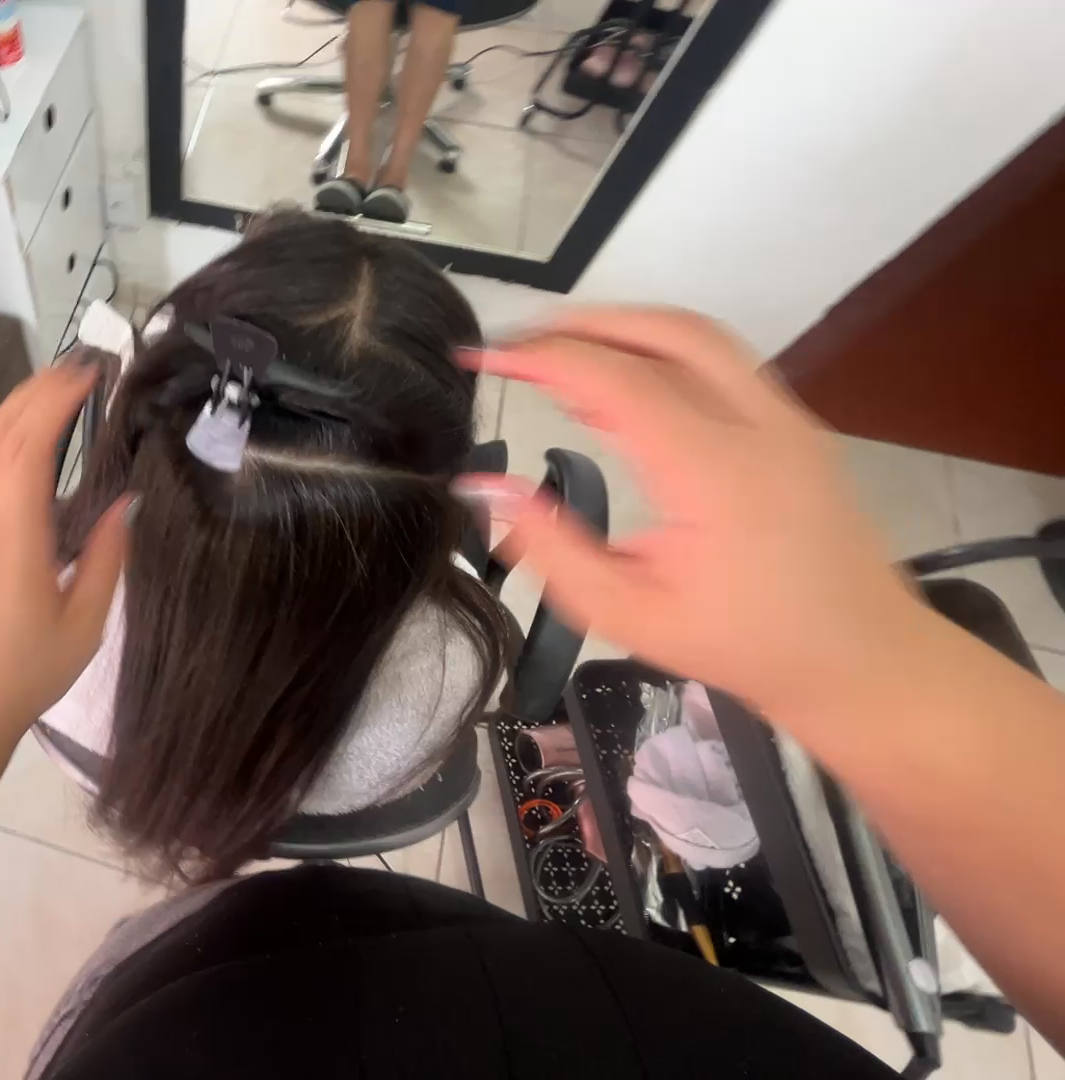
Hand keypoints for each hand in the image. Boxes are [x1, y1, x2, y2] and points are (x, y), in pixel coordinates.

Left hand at [0, 361, 132, 744]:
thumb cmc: (19, 677)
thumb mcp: (82, 626)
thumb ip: (108, 558)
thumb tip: (126, 503)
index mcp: (11, 535)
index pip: (29, 444)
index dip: (57, 398)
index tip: (88, 371)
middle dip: (35, 391)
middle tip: (74, 368)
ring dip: (10, 412)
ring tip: (48, 394)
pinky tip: (13, 448)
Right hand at [457, 307, 931, 715]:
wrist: (861, 657)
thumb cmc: (738, 640)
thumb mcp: (618, 608)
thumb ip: (545, 544)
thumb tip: (484, 487)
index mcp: (714, 472)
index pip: (616, 378)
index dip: (541, 357)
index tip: (482, 356)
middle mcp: (759, 428)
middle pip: (665, 331)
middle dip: (577, 324)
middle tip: (512, 342)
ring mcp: (784, 420)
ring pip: (696, 336)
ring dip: (615, 329)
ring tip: (548, 351)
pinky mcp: (790, 427)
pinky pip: (715, 364)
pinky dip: (649, 353)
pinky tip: (606, 383)